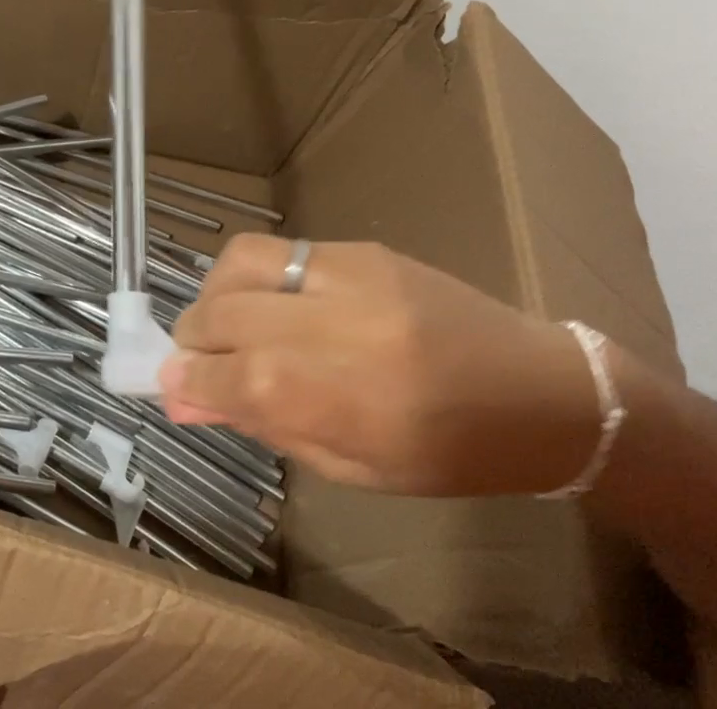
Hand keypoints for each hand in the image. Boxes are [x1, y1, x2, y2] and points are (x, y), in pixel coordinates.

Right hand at [159, 235, 618, 496]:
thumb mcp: (350, 465)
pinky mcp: (361, 250)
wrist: (547, 395)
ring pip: (239, 264)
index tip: (170, 387)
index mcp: (330, 396)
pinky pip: (279, 251)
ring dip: (215, 295)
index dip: (181, 382)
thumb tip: (184, 401)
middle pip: (218, 315)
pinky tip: (274, 304)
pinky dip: (255, 278)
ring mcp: (346, 276)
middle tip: (201, 362)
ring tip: (229, 321)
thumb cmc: (448, 453)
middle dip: (193, 341)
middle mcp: (329, 326)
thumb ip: (261, 425)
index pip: (218, 377)